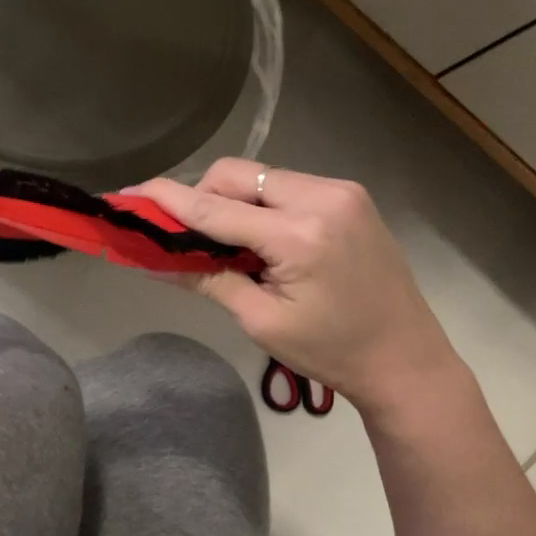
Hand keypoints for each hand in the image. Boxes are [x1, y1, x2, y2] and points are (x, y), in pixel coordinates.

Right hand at [134, 159, 457, 413]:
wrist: (408, 360)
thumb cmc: (331, 351)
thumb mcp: (259, 320)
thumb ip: (205, 278)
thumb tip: (150, 258)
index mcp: (299, 235)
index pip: (213, 206)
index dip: (165, 199)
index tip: (127, 194)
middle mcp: (323, 198)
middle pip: (234, 174)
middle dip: (200, 197)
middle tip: (189, 237)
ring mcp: (341, 191)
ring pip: (258, 176)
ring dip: (230, 200)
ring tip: (229, 243)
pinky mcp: (349, 195)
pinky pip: (284, 184)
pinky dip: (259, 203)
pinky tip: (261, 237)